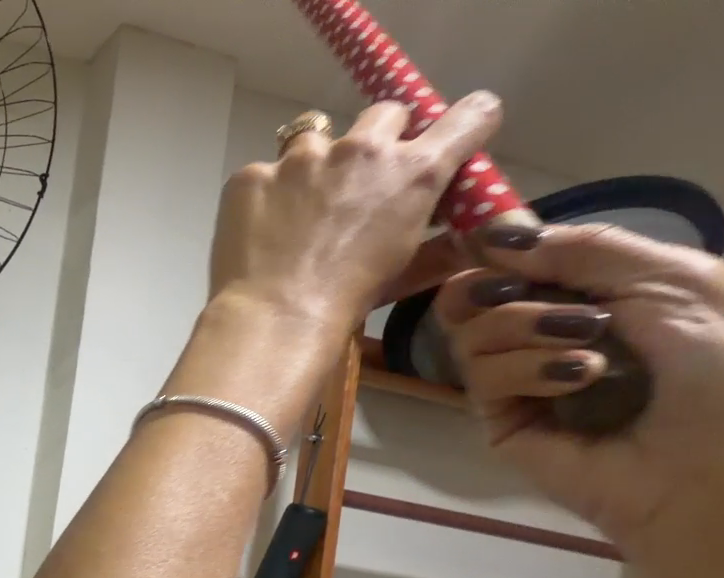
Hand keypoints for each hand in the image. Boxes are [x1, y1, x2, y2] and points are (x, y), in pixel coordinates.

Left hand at [210, 92, 504, 335]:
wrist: (274, 316)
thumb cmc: (346, 300)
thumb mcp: (406, 269)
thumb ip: (440, 242)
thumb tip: (465, 237)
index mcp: (413, 170)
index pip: (470, 114)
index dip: (464, 124)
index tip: (447, 139)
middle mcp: (361, 150)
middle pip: (383, 115)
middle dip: (376, 140)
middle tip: (355, 183)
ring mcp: (301, 159)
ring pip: (314, 139)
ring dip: (312, 164)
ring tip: (294, 209)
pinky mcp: (252, 176)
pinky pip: (262, 173)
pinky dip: (263, 194)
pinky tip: (257, 227)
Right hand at [434, 223, 723, 542]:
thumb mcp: (676, 280)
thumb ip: (585, 250)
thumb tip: (492, 233)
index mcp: (597, 293)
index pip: (519, 260)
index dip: (495, 247)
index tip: (481, 239)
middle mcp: (547, 332)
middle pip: (470, 295)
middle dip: (490, 287)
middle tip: (520, 293)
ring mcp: (520, 379)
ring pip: (468, 333)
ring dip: (522, 328)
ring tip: (587, 349)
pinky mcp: (500, 420)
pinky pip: (480, 377)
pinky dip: (525, 369)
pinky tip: (576, 380)